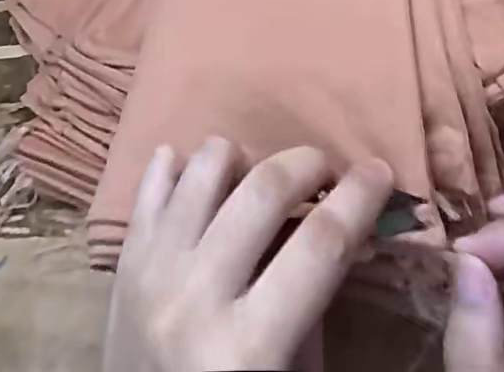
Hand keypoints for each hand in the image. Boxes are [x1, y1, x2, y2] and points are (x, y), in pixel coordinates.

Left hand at [102, 138, 393, 371]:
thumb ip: (312, 306)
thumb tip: (342, 229)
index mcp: (248, 347)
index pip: (319, 247)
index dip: (358, 200)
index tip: (379, 171)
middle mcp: (197, 294)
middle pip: (263, 191)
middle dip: (307, 165)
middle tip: (326, 169)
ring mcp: (153, 267)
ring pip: (204, 168)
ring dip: (243, 157)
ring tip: (259, 177)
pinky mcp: (124, 255)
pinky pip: (153, 179)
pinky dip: (184, 164)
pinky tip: (205, 180)